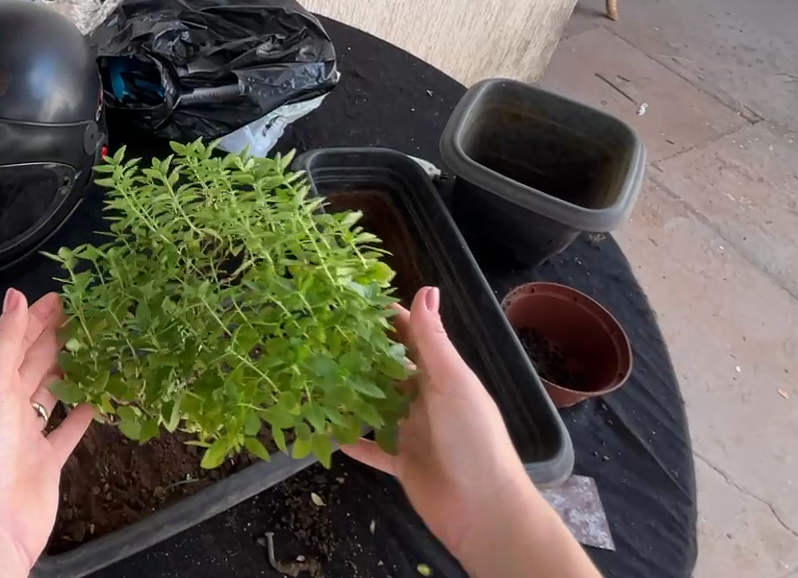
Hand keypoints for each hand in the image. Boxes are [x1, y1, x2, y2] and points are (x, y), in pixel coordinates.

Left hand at [0, 289, 94, 577]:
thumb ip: (6, 340)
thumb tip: (15, 294)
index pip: (15, 341)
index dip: (35, 318)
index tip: (62, 297)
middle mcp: (8, 405)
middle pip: (35, 362)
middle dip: (56, 337)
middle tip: (87, 315)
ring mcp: (28, 434)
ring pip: (52, 392)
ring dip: (70, 370)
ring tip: (96, 346)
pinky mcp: (48, 461)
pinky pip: (68, 431)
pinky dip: (82, 413)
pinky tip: (98, 396)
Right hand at [343, 286, 530, 557]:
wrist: (484, 510)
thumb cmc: (472, 437)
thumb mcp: (452, 381)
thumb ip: (433, 338)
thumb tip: (427, 287)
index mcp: (438, 375)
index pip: (408, 336)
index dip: (383, 317)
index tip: (348, 297)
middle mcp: (422, 397)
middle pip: (385, 367)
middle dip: (357, 351)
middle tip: (317, 332)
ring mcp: (409, 429)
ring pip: (372, 403)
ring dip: (349, 392)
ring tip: (312, 373)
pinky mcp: (399, 460)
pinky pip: (369, 446)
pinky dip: (350, 439)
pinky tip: (322, 428)